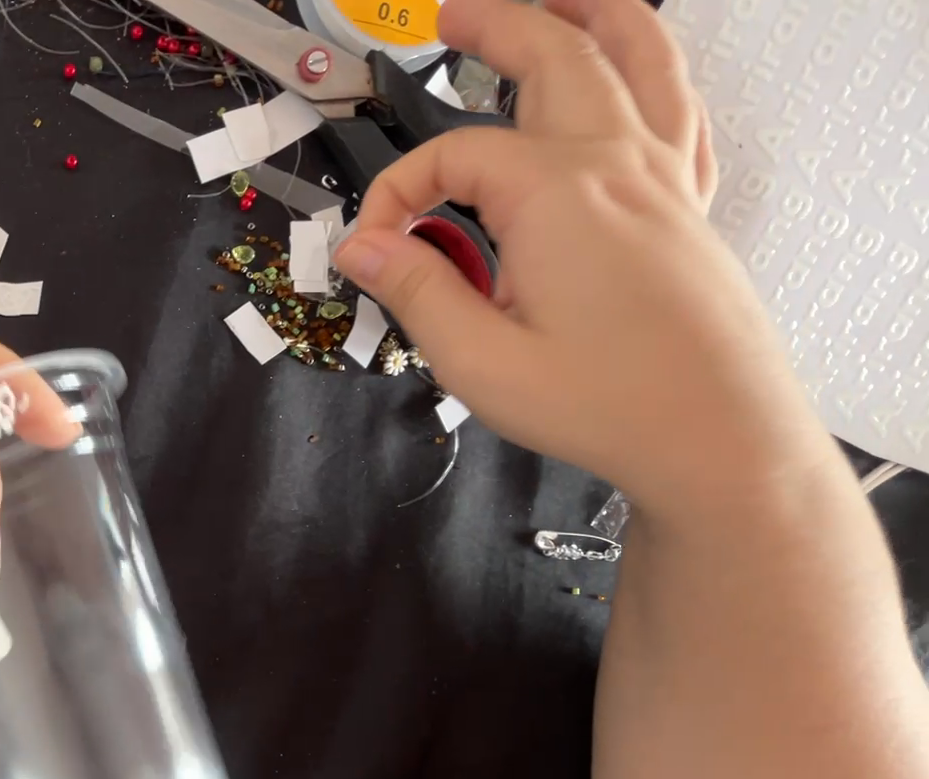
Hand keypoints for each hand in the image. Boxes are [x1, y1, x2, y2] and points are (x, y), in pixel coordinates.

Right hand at [335, 0, 838, 523]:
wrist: (715, 436)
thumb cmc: (594, 401)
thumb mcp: (476, 358)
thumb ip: (416, 288)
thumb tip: (360, 244)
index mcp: (558, 195)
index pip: (451, 158)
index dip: (394, 196)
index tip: (366, 253)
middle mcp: (619, 164)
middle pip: (560, 58)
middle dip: (499, 28)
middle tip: (451, 15)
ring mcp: (667, 178)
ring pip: (641, 62)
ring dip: (592, 19)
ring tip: (559, 0)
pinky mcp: (690, 208)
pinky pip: (679, 112)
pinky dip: (653, 74)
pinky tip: (635, 77)